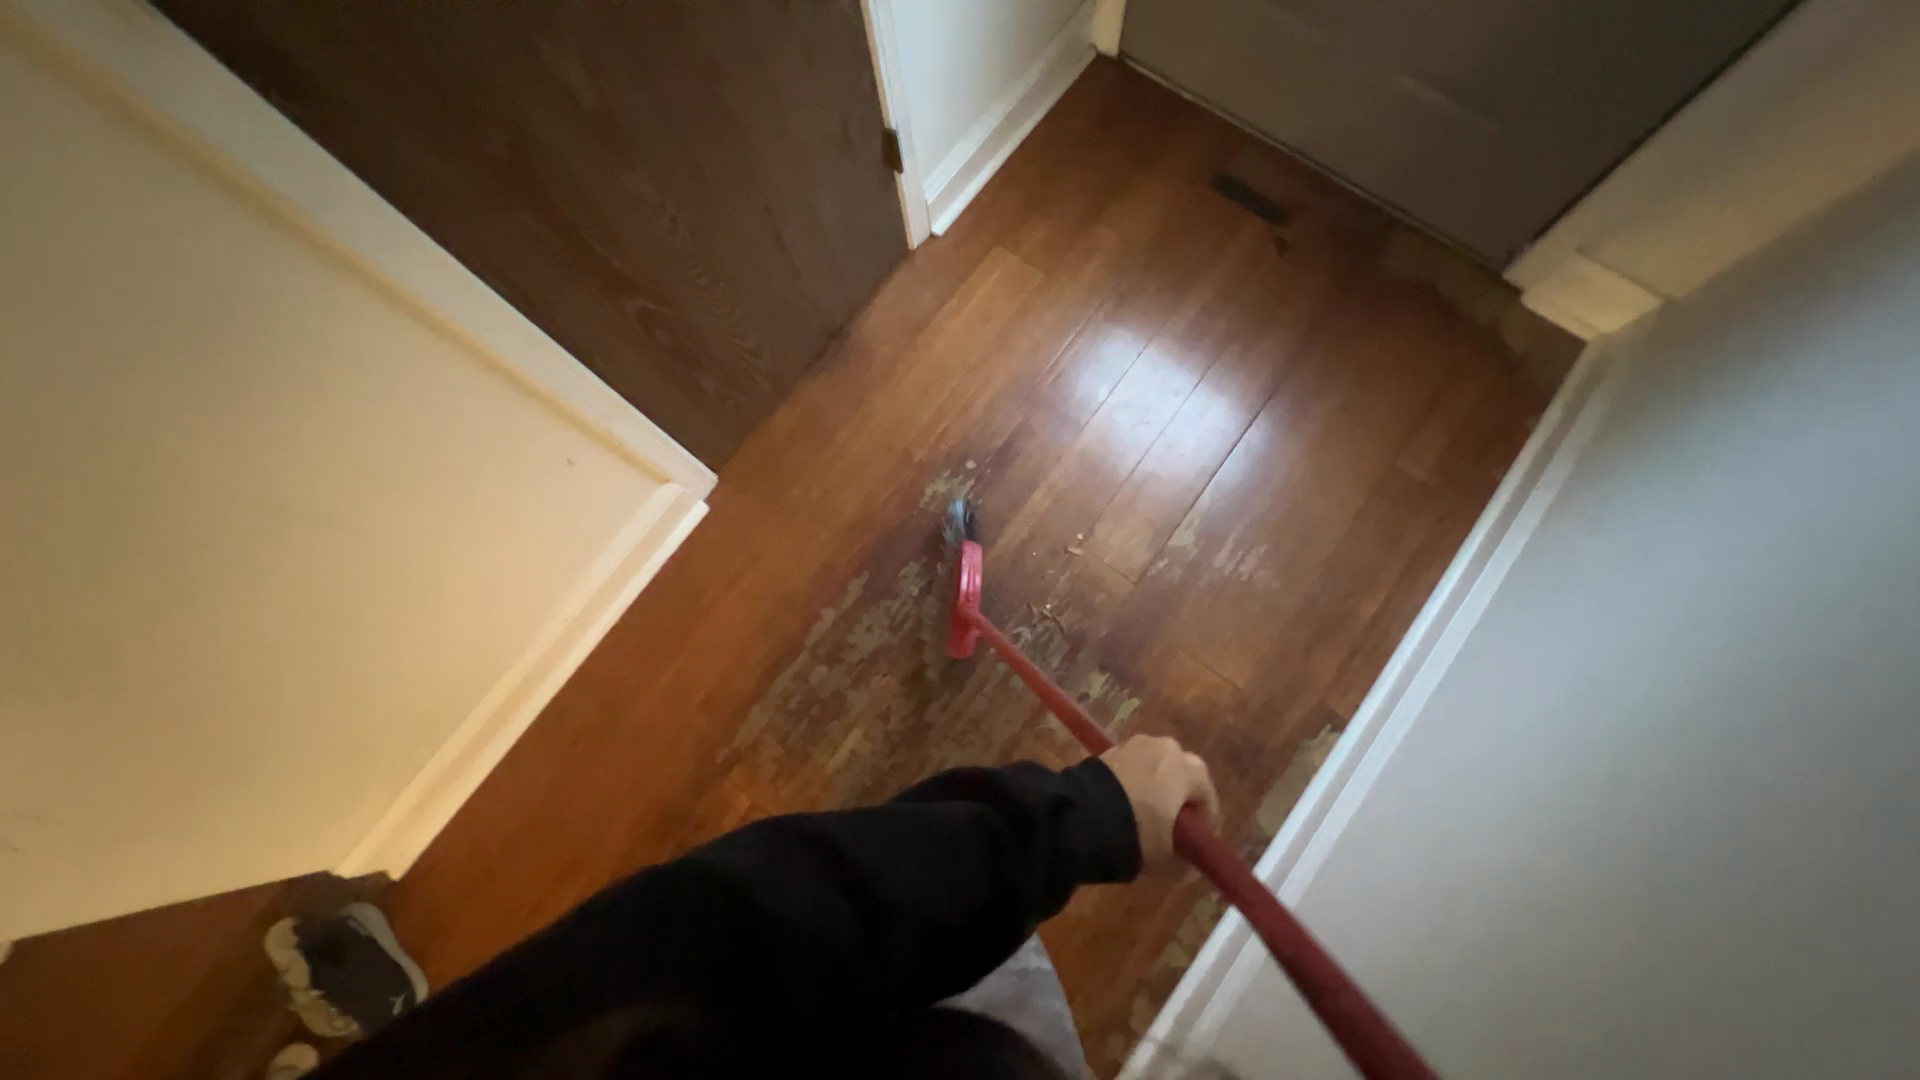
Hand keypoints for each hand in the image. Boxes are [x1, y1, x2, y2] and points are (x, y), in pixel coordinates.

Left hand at [1099, 735, 1219, 863]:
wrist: (1084, 814)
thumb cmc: (1139, 832)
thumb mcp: (1168, 859)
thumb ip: (1185, 864)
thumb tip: (1188, 867)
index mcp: (1190, 769)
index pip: (1207, 797)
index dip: (1205, 823)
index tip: (1198, 844)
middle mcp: (1166, 748)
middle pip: (1181, 776)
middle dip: (1179, 800)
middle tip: (1174, 828)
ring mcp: (1136, 744)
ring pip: (1154, 768)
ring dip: (1155, 788)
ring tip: (1146, 816)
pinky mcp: (1110, 748)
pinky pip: (1131, 767)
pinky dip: (1133, 783)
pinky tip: (1125, 805)